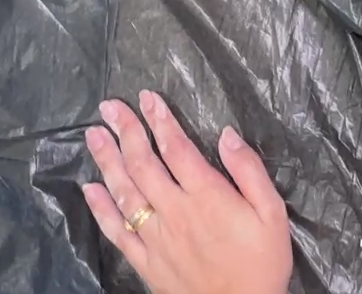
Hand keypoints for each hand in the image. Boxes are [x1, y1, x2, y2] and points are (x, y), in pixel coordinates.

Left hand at [83, 92, 292, 293]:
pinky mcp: (146, 263)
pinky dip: (101, 209)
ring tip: (94, 135)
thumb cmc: (262, 260)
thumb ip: (249, 170)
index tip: (147, 98)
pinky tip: (90, 189)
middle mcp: (175, 212)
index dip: (160, 121)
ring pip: (125, 192)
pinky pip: (117, 232)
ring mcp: (156, 238)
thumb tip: (226, 134)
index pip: (177, 148)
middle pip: (144, 164)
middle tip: (109, 107)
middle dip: (126, 131)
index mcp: (207, 195)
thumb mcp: (272, 210)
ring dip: (108, 161)